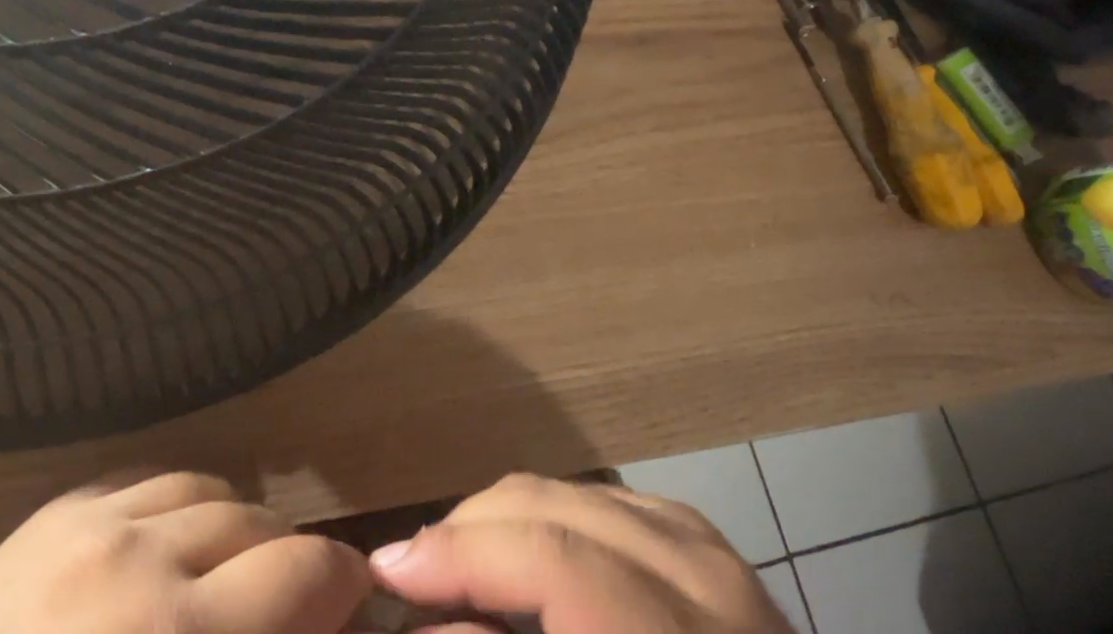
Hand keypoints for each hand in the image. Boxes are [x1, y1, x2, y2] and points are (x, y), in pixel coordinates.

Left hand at [0, 471, 370, 633]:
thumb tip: (320, 620)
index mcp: (182, 633)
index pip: (307, 571)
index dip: (343, 585)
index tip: (346, 608)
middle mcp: (141, 558)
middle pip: (259, 522)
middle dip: (287, 562)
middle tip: (283, 606)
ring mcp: (88, 524)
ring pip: (204, 487)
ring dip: (231, 526)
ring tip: (226, 570)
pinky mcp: (50, 514)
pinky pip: (142, 479)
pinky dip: (174, 506)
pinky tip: (166, 543)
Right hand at [368, 474, 792, 632]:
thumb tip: (423, 619)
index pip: (557, 560)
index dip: (460, 556)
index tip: (387, 574)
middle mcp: (714, 588)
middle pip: (559, 507)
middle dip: (468, 531)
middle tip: (412, 576)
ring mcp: (725, 563)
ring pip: (580, 492)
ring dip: (506, 519)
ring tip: (460, 563)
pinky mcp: (720, 556)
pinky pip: (615, 501)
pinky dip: (555, 515)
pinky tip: (529, 547)